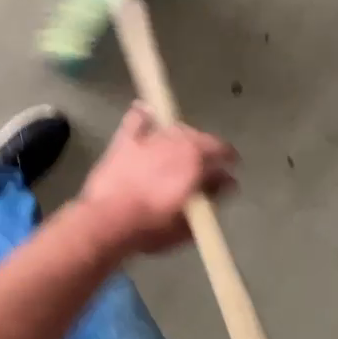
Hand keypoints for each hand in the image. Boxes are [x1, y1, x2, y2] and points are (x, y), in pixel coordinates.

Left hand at [76, 104, 238, 254]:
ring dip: (182, 136)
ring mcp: (150, 140)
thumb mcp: (188, 223)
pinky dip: (144, 114)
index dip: (227, 162)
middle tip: (204, 163)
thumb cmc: (150, 228)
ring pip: (174, 128)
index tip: (230, 170)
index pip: (222, 153)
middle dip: (206, 149)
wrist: (108, 220)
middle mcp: (177, 144)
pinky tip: (146, 110)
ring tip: (181, 147)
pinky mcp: (126, 141)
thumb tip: (226, 184)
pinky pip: (138, 119)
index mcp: (197, 163)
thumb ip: (210, 199)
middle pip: (199, 138)